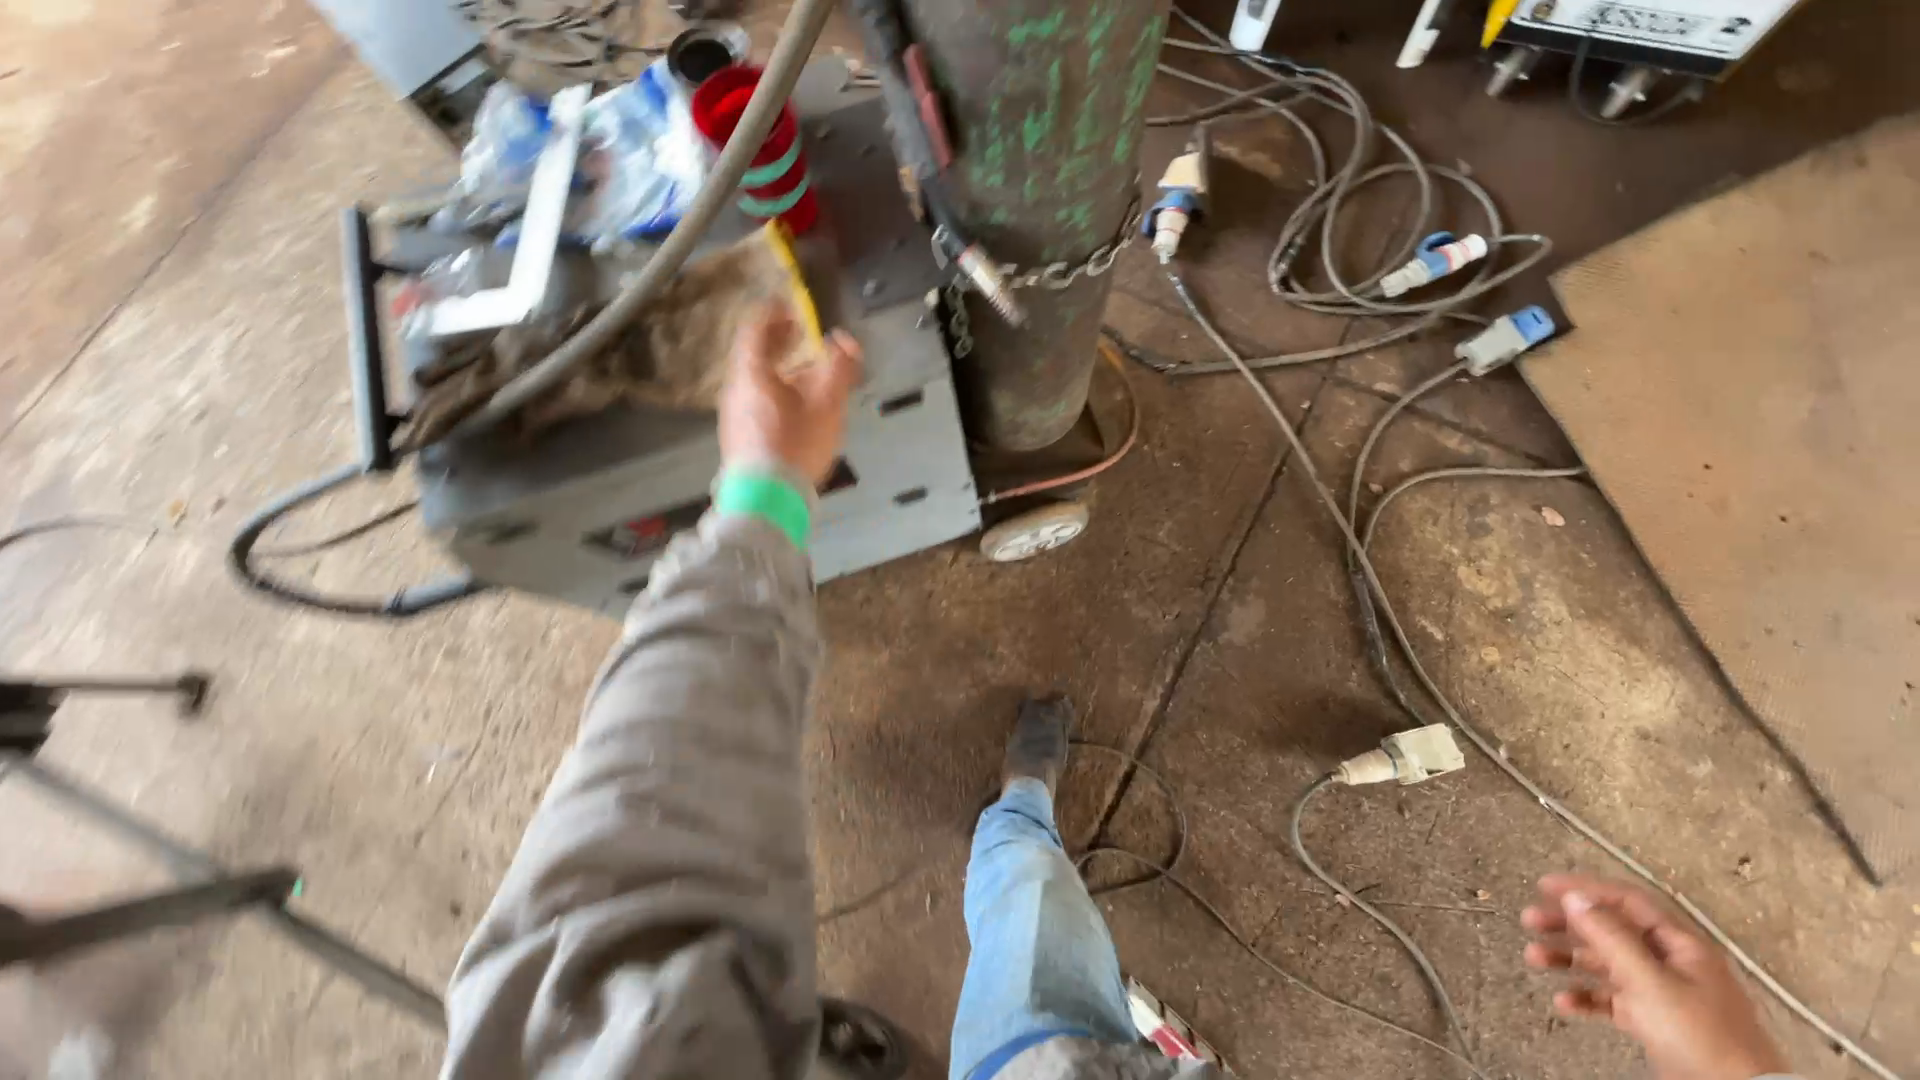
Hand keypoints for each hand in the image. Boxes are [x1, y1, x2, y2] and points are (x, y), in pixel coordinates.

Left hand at [718, 303, 862, 485]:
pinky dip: (774, 390)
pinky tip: (795, 406)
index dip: (775, 312)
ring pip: (755, 379)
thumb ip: (839, 367)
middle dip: (779, 341)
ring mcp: (733, 414)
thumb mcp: (827, 404)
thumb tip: (844, 340)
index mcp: (752, 372)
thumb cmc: (796, 445)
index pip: (756, 327)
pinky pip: (756, 400)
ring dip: (780, 368)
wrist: (766, 498)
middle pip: (754, 353)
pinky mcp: (738, 437)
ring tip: (806, 373)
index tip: (793, 307)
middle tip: (801, 334)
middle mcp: (735, 387)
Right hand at [1522, 875, 1787, 1079]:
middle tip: (1531, 921)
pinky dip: (1586, 997)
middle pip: (1611, 931)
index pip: (1627, 901)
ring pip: (1607, 964)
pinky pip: (1612, 999)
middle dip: (1567, 925)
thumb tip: (1577, 898)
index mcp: (1680, 946)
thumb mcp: (1650, 981)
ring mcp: (1664, 993)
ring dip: (1569, 959)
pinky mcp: (1655, 1021)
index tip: (1546, 887)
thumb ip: (1611, 936)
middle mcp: (1672, 964)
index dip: (1585, 889)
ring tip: (1535, 959)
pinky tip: (1565, 1002)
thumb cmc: (1701, 1035)